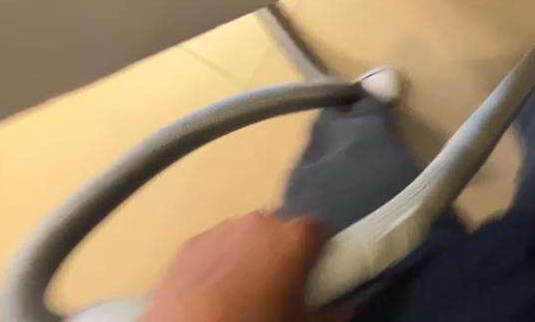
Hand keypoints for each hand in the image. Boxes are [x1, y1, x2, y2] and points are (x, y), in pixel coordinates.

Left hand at [145, 212, 345, 321]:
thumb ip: (330, 316)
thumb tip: (344, 307)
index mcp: (294, 239)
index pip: (319, 231)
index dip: (318, 255)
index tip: (312, 281)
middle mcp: (262, 221)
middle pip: (281, 231)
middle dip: (281, 257)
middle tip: (274, 295)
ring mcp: (223, 229)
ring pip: (246, 237)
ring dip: (249, 258)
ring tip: (238, 301)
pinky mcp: (190, 244)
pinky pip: (216, 248)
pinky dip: (218, 265)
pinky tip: (208, 299)